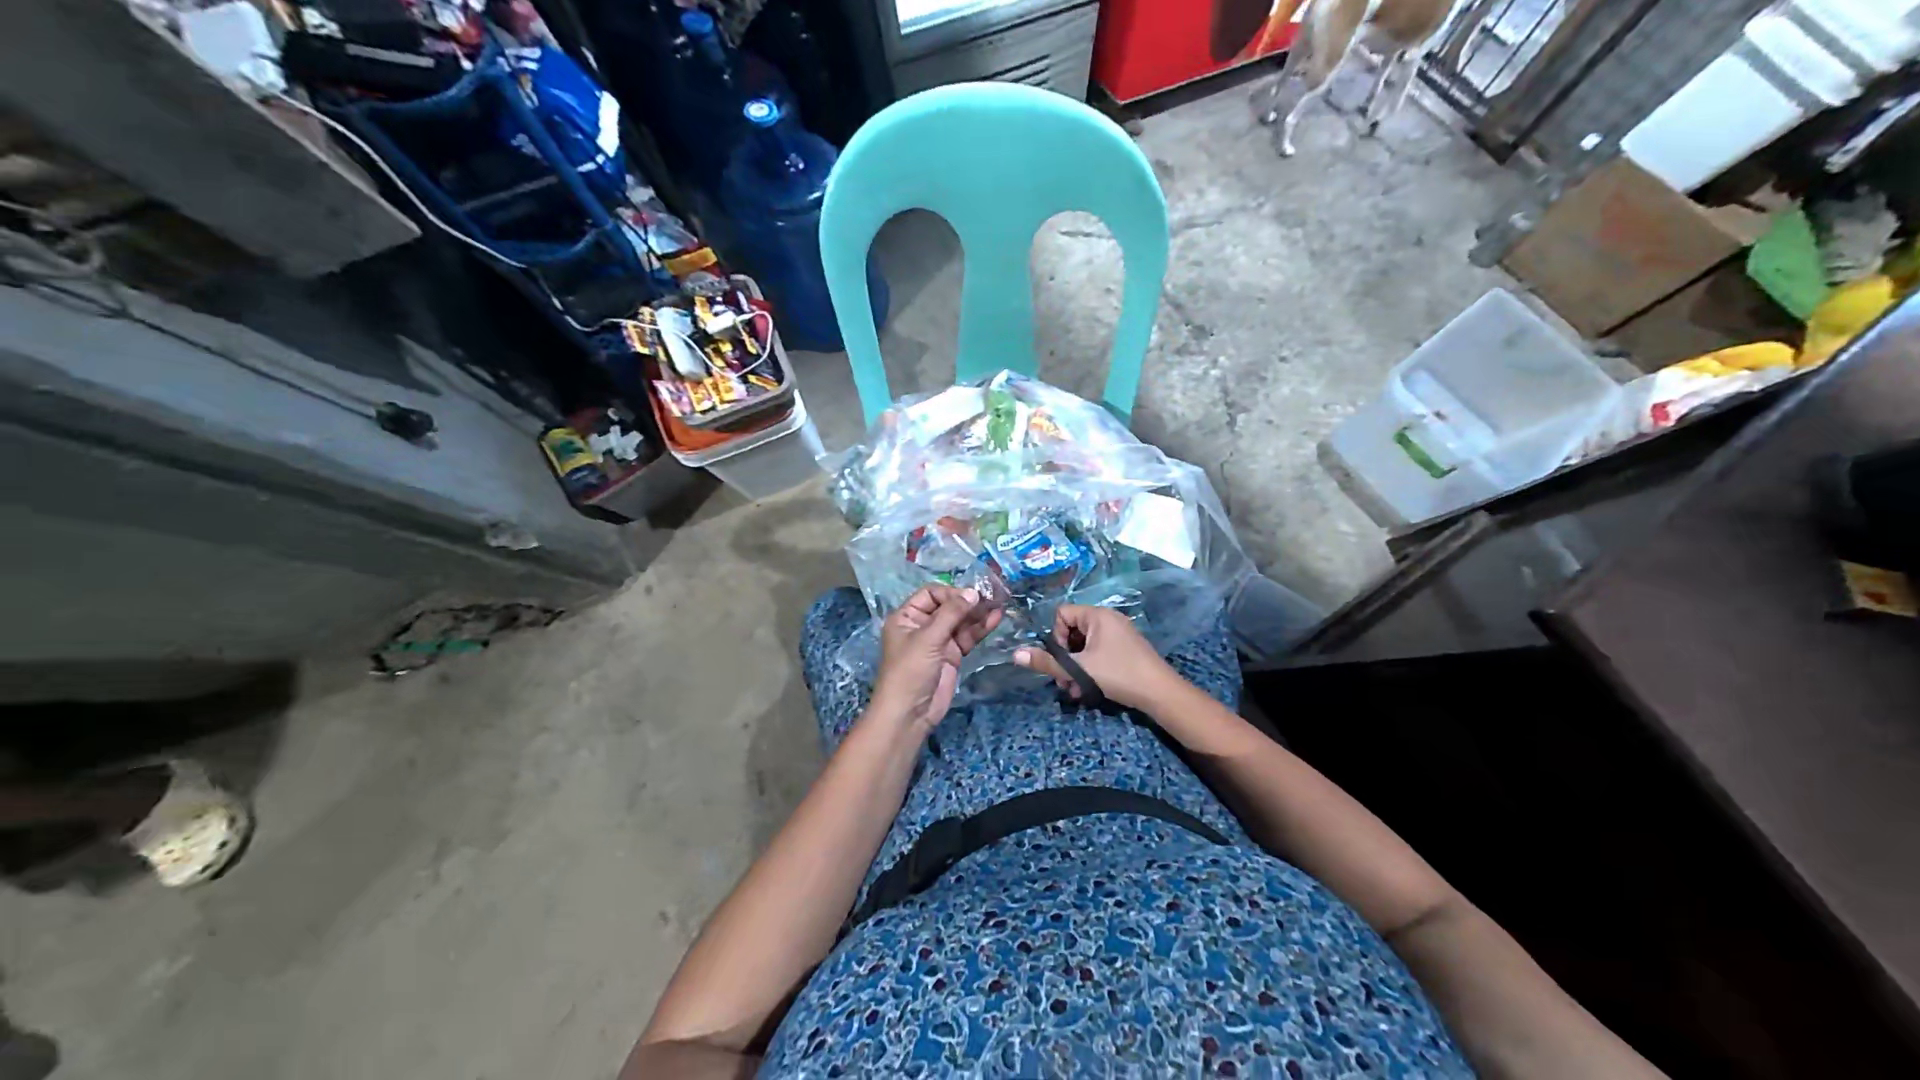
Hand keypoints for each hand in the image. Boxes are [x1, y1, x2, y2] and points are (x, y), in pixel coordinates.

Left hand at [870, 585, 1002, 730]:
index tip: (971, 596)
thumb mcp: (928, 638)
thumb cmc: (911, 670)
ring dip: (978, 614)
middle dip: (969, 602)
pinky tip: (995, 619)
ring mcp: (938, 641)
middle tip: (993, 596)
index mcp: (907, 617)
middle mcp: (922, 625)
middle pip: (948, 606)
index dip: (951, 593)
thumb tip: (973, 592)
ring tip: (999, 605)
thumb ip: (951, 613)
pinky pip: (967, 637)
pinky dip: (980, 629)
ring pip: (960, 622)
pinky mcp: (951, 655)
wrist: (910, 713)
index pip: (931, 594)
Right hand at [1012, 604, 1181, 709]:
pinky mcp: (1125, 649)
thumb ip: (1047, 662)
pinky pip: (1098, 652)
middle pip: (1072, 631)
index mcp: (1097, 615)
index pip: (1062, 614)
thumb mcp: (1079, 669)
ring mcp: (1119, 634)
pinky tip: (1088, 689)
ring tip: (1075, 689)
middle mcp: (1108, 619)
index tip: (1062, 658)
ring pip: (1084, 645)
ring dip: (1075, 667)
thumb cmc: (1118, 674)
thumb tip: (1015, 654)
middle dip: (1064, 657)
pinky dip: (1089, 668)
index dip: (1056, 636)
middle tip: (1065, 680)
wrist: (1160, 693)